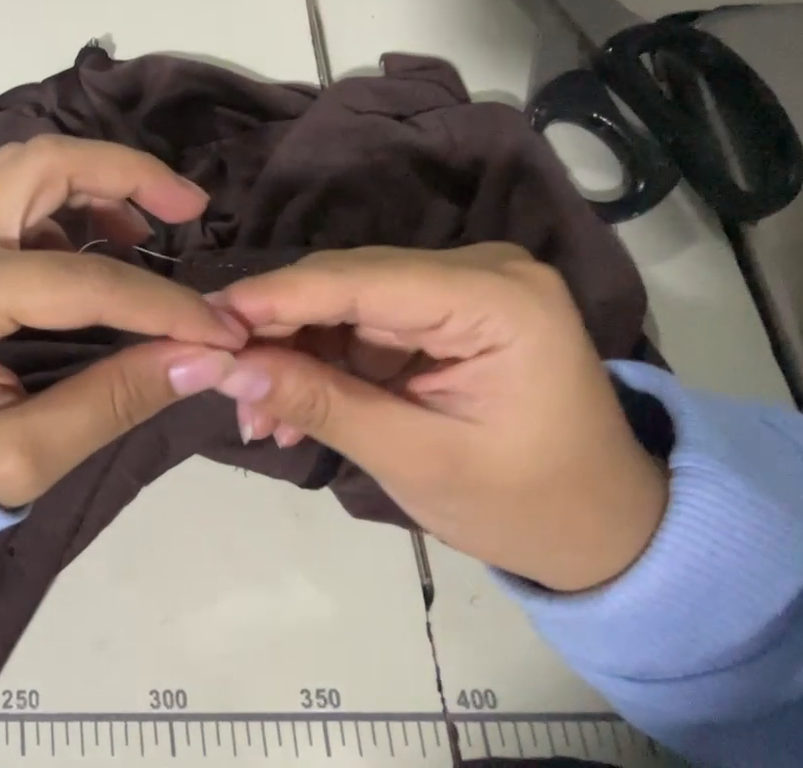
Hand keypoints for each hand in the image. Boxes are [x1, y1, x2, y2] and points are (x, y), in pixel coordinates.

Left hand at [0, 136, 247, 508]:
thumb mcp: (20, 456)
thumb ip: (111, 401)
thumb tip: (205, 359)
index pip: (77, 281)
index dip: (161, 305)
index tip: (222, 330)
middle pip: (41, 164)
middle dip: (125, 174)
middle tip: (191, 208)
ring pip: (25, 168)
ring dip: (94, 181)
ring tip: (152, 227)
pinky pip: (12, 197)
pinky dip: (65, 204)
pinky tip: (98, 248)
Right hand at [211, 245, 667, 591]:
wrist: (604, 532)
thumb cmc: (527, 505)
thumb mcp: (416, 460)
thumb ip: (319, 403)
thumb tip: (223, 367)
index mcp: (497, 299)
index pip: (358, 280)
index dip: (272, 298)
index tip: (199, 323)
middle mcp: (477, 271)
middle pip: (341, 283)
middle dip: (274, 332)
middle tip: (216, 380)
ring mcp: (457, 287)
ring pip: (337, 303)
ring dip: (289, 353)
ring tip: (252, 413)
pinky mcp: (437, 311)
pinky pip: (354, 324)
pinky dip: (316, 363)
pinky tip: (285, 406)